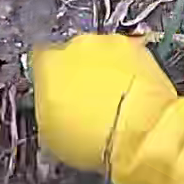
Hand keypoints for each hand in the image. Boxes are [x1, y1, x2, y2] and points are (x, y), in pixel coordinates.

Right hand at [29, 34, 183, 183]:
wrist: (142, 134)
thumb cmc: (94, 139)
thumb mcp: (50, 134)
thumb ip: (47, 107)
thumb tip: (52, 105)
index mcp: (48, 65)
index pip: (41, 62)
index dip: (50, 79)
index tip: (58, 94)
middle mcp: (77, 46)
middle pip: (73, 53)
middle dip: (79, 72)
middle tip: (88, 99)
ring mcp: (111, 44)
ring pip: (102, 52)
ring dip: (106, 69)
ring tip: (116, 98)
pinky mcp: (140, 48)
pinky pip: (128, 57)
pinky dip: (129, 71)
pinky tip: (134, 94)